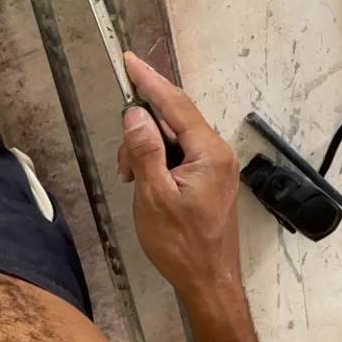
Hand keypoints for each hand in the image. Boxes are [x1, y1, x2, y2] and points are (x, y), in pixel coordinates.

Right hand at [116, 52, 242, 303]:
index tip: (129, 60)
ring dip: (148, 152)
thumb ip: (145, 151)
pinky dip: (158, 163)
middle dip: (142, 132)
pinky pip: (180, 156)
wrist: (208, 281)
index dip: (149, 81)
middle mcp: (217, 153)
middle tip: (124, 167)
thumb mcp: (154, 196)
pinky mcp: (210, 180)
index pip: (174, 104)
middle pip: (174, 120)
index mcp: (209, 152)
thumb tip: (135, 115)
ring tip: (133, 182)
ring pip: (174, 140)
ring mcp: (216, 167)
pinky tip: (146, 183)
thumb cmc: (180, 244)